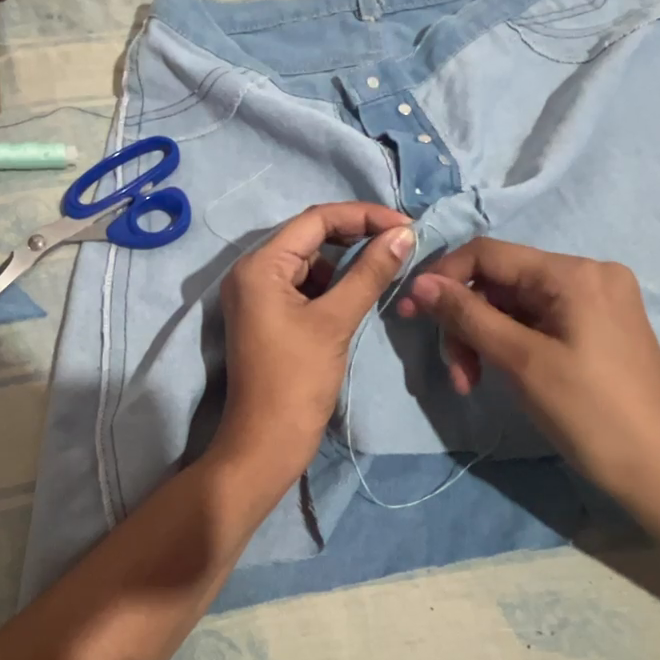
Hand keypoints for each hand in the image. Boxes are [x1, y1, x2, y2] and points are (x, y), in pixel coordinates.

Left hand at [216, 203, 413, 478]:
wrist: (265, 443)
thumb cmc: (296, 381)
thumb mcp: (335, 322)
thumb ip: (369, 273)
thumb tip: (403, 235)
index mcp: (259, 265)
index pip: (315, 219)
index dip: (363, 216)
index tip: (406, 225)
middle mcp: (252, 270)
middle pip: (311, 235)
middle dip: (357, 235)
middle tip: (403, 242)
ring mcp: (258, 293)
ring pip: (310, 260)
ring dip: (348, 260)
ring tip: (390, 264)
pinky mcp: (268, 314)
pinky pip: (305, 284)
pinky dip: (334, 282)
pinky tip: (364, 289)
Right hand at [394, 237, 659, 509]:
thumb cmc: (590, 414)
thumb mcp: (521, 361)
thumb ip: (467, 315)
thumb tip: (420, 282)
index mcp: (574, 273)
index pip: (488, 254)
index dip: (444, 278)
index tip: (412, 313)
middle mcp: (588, 274)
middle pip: (500, 281)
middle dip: (466, 321)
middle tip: (453, 371)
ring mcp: (597, 300)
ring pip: (515, 303)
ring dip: (484, 337)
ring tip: (470, 381)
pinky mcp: (599, 326)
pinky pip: (537, 320)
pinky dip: (510, 343)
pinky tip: (497, 374)